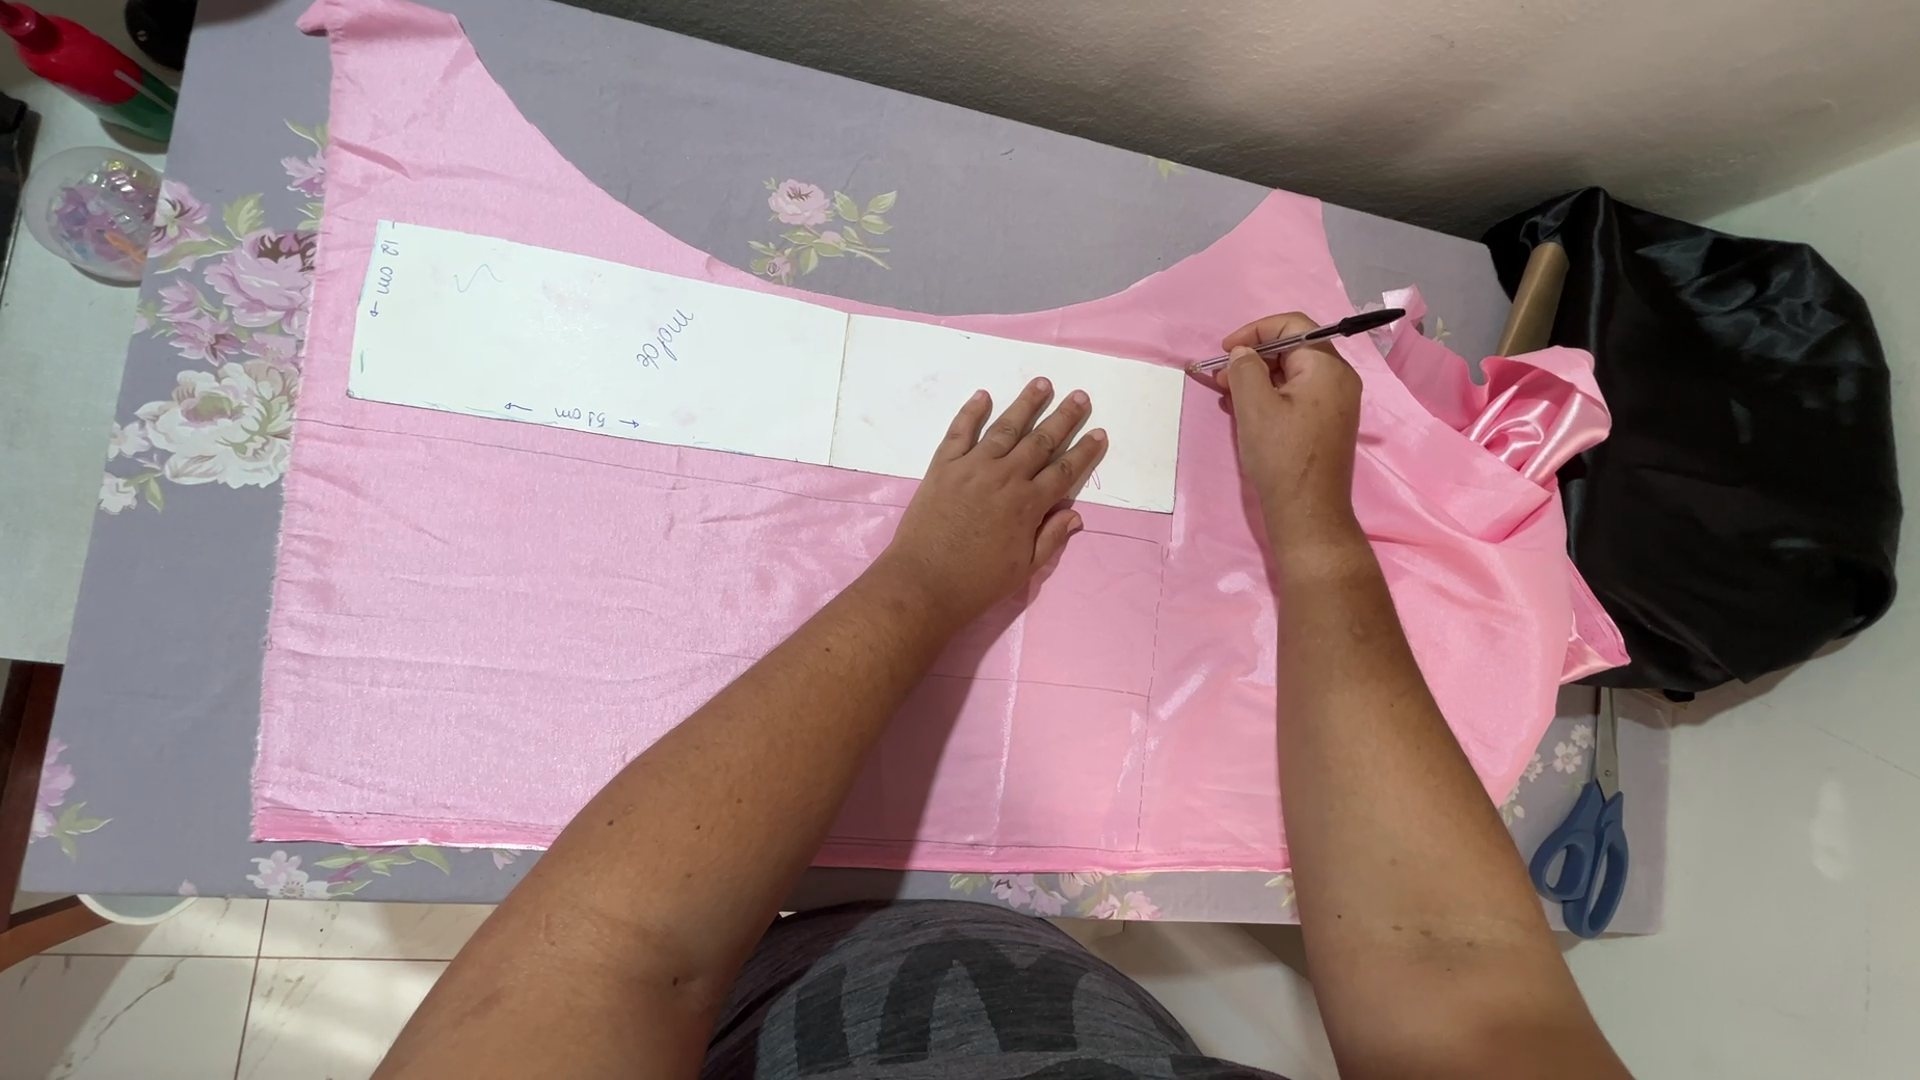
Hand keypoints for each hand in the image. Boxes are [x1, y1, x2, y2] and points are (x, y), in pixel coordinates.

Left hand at [872, 378, 1106, 629]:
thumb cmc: (977, 583)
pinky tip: (983, 395)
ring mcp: (972, 468)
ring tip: (1042, 384)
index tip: (1099, 433)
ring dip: (1026, 404)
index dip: (1084, 452)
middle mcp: (1004, 477)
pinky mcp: (943, 466)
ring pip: (1005, 428)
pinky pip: (959, 431)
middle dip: (1063, 418)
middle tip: (1080, 397)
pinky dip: (971, 411)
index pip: (1064, 472)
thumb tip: (1075, 514)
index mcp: (1028, 505)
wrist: (924, 582)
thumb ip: (1051, 538)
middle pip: (1040, 441)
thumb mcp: (1024, 569)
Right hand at [1215, 313, 1365, 552]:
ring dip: (1258, 378)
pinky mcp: (1326, 423)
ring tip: (1227, 394)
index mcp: (1326, 368)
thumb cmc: (1280, 456)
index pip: (1293, 326)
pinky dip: (1270, 395)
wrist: (1306, 510)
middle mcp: (1338, 379)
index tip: (1225, 351)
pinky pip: (1296, 395)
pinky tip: (1245, 410)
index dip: (1255, 331)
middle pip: (1293, 349)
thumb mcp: (1254, 407)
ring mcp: (1335, 402)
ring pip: (1292, 374)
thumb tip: (1243, 353)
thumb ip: (1245, 370)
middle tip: (1221, 377)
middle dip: (1253, 357)